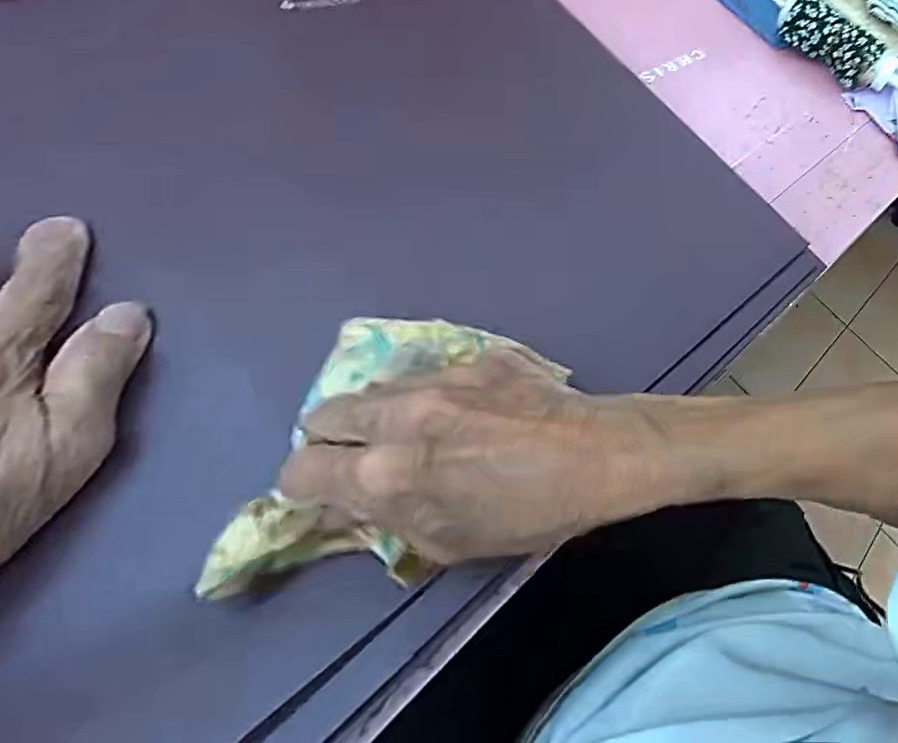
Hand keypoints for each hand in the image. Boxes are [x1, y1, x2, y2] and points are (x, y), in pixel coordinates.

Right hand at [279, 350, 666, 565]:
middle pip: (326, 412)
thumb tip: (347, 506)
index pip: (300, 469)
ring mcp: (440, 376)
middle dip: (333, 437)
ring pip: (378, 385)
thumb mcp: (448, 541)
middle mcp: (401, 414)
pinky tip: (463, 406)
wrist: (597, 453)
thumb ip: (388, 521)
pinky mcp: (475, 356)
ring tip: (416, 428)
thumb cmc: (528, 513)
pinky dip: (427, 390)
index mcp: (386, 472)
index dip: (304, 484)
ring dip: (381, 409)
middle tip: (363, 455)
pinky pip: (429, 371)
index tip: (322, 489)